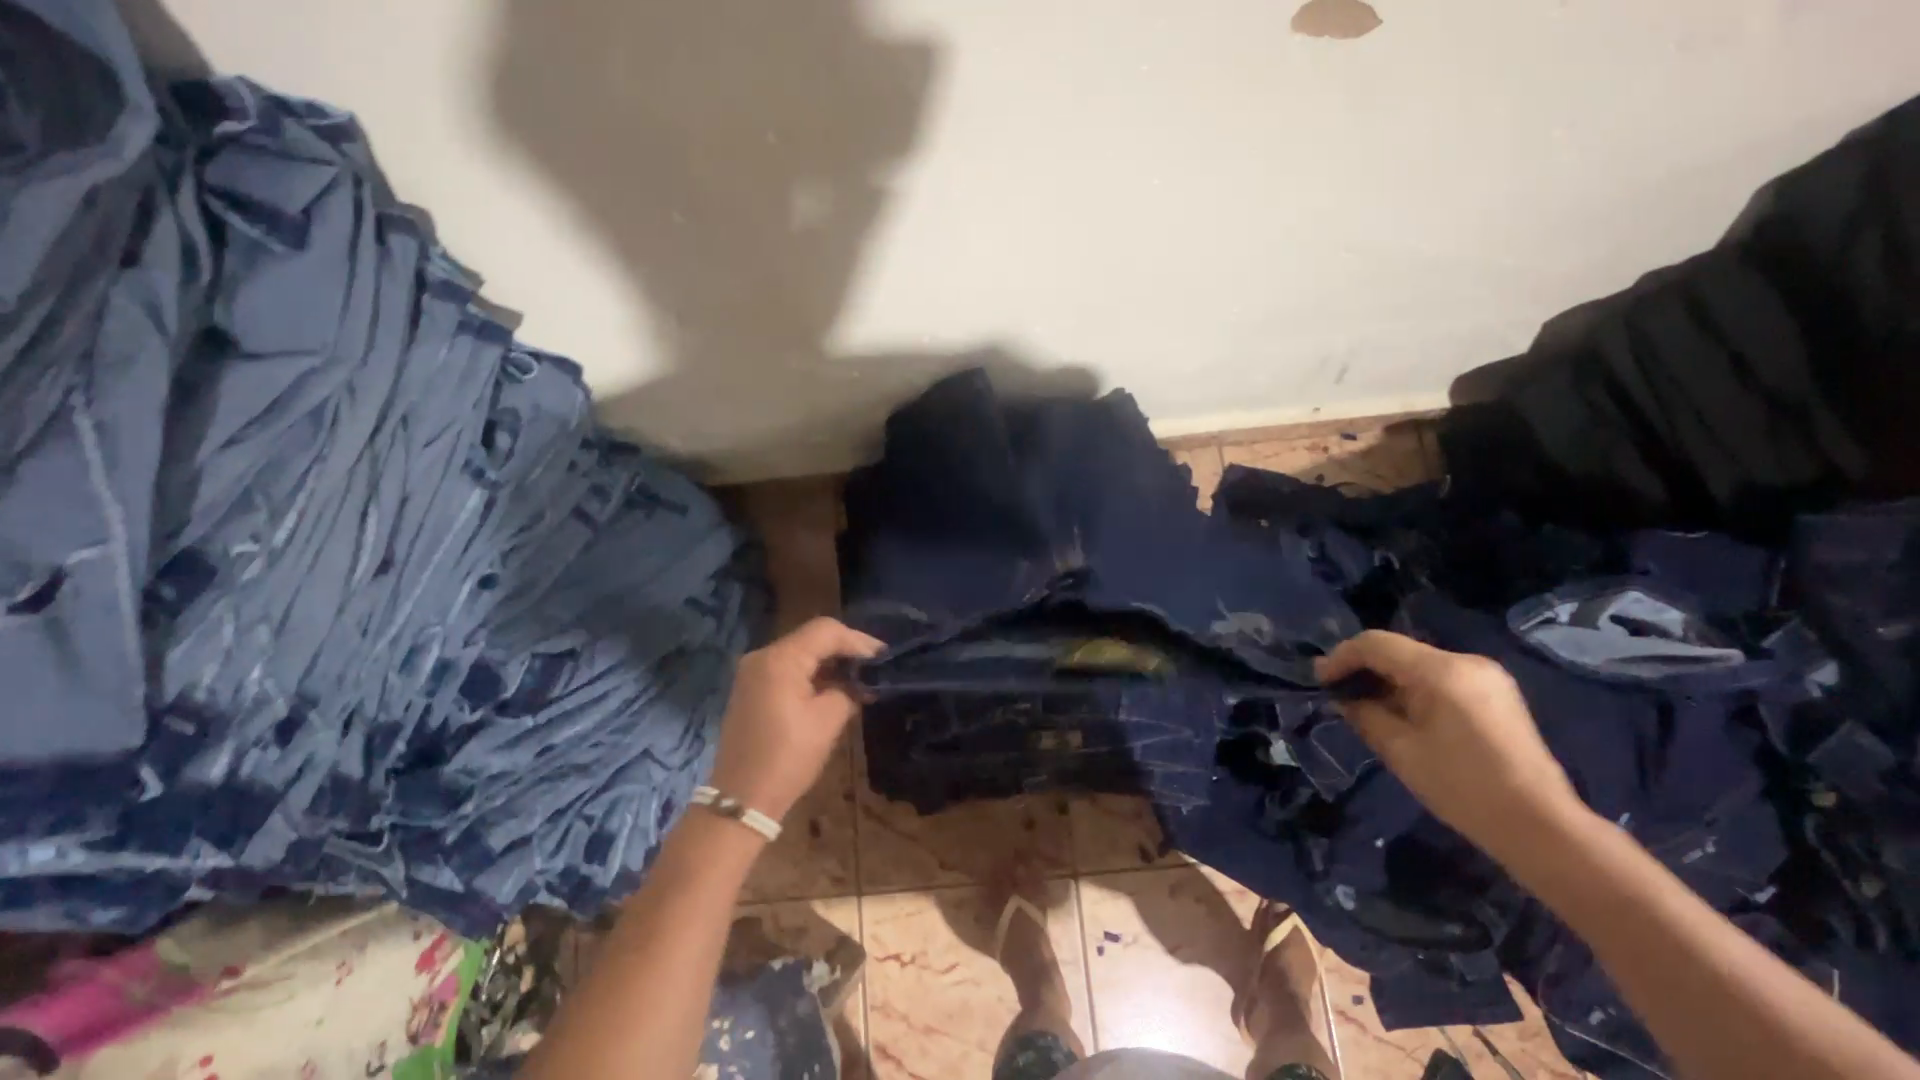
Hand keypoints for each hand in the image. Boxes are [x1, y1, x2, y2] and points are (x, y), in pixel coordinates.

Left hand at [708, 617, 884, 823]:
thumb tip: (860, 684)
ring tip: (861, 679)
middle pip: (810, 638)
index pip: (825, 631)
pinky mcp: (751, 690)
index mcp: (778, 660)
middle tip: (876, 667)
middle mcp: (761, 657)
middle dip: (845, 650)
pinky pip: (787, 670)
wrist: (741, 799)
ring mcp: (752, 673)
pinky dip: (812, 674)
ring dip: (829, 663)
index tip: (884, 657)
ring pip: (800, 653)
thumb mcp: (827, 722)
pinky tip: (834, 688)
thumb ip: (848, 692)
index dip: (858, 640)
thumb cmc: (787, 758)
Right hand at [1314, 631, 1585, 859]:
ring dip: (1389, 681)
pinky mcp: (1497, 695)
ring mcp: (1487, 677)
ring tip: (1366, 710)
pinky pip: (1443, 680)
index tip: (1319, 681)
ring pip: (1421, 666)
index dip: (1341, 657)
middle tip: (1337, 697)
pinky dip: (1415, 691)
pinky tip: (1403, 717)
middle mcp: (1467, 661)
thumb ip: (1365, 715)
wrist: (1537, 824)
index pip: (1377, 643)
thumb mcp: (1400, 751)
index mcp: (1442, 670)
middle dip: (1365, 670)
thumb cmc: (1462, 787)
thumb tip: (1344, 698)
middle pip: (1400, 651)